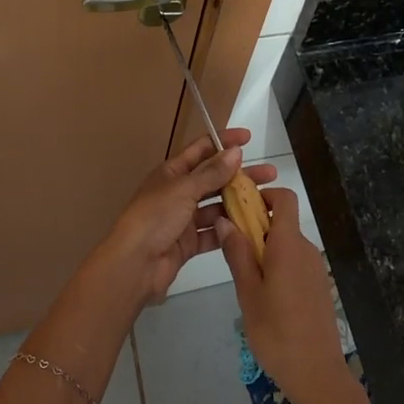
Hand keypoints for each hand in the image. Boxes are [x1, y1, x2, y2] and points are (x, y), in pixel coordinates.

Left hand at [98, 128, 276, 305]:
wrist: (133, 265)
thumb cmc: (155, 217)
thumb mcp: (183, 189)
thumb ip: (212, 173)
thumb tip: (236, 151)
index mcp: (172, 172)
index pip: (201, 149)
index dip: (224, 141)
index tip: (248, 138)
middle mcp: (178, 192)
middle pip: (214, 179)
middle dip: (240, 175)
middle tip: (270, 173)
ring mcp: (183, 219)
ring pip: (216, 206)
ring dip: (238, 202)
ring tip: (266, 201)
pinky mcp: (188, 244)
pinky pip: (213, 233)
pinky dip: (228, 229)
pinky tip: (250, 227)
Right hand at [217, 187, 347, 401]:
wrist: (317, 373)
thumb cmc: (276, 332)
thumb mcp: (248, 293)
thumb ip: (237, 254)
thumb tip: (225, 221)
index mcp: (288, 244)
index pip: (285, 198)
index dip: (264, 195)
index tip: (240, 208)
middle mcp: (306, 249)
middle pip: (282, 222)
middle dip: (256, 228)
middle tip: (232, 251)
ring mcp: (315, 268)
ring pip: (287, 244)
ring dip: (266, 250)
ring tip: (245, 280)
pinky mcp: (319, 286)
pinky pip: (296, 263)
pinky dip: (278, 266)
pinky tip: (265, 296)